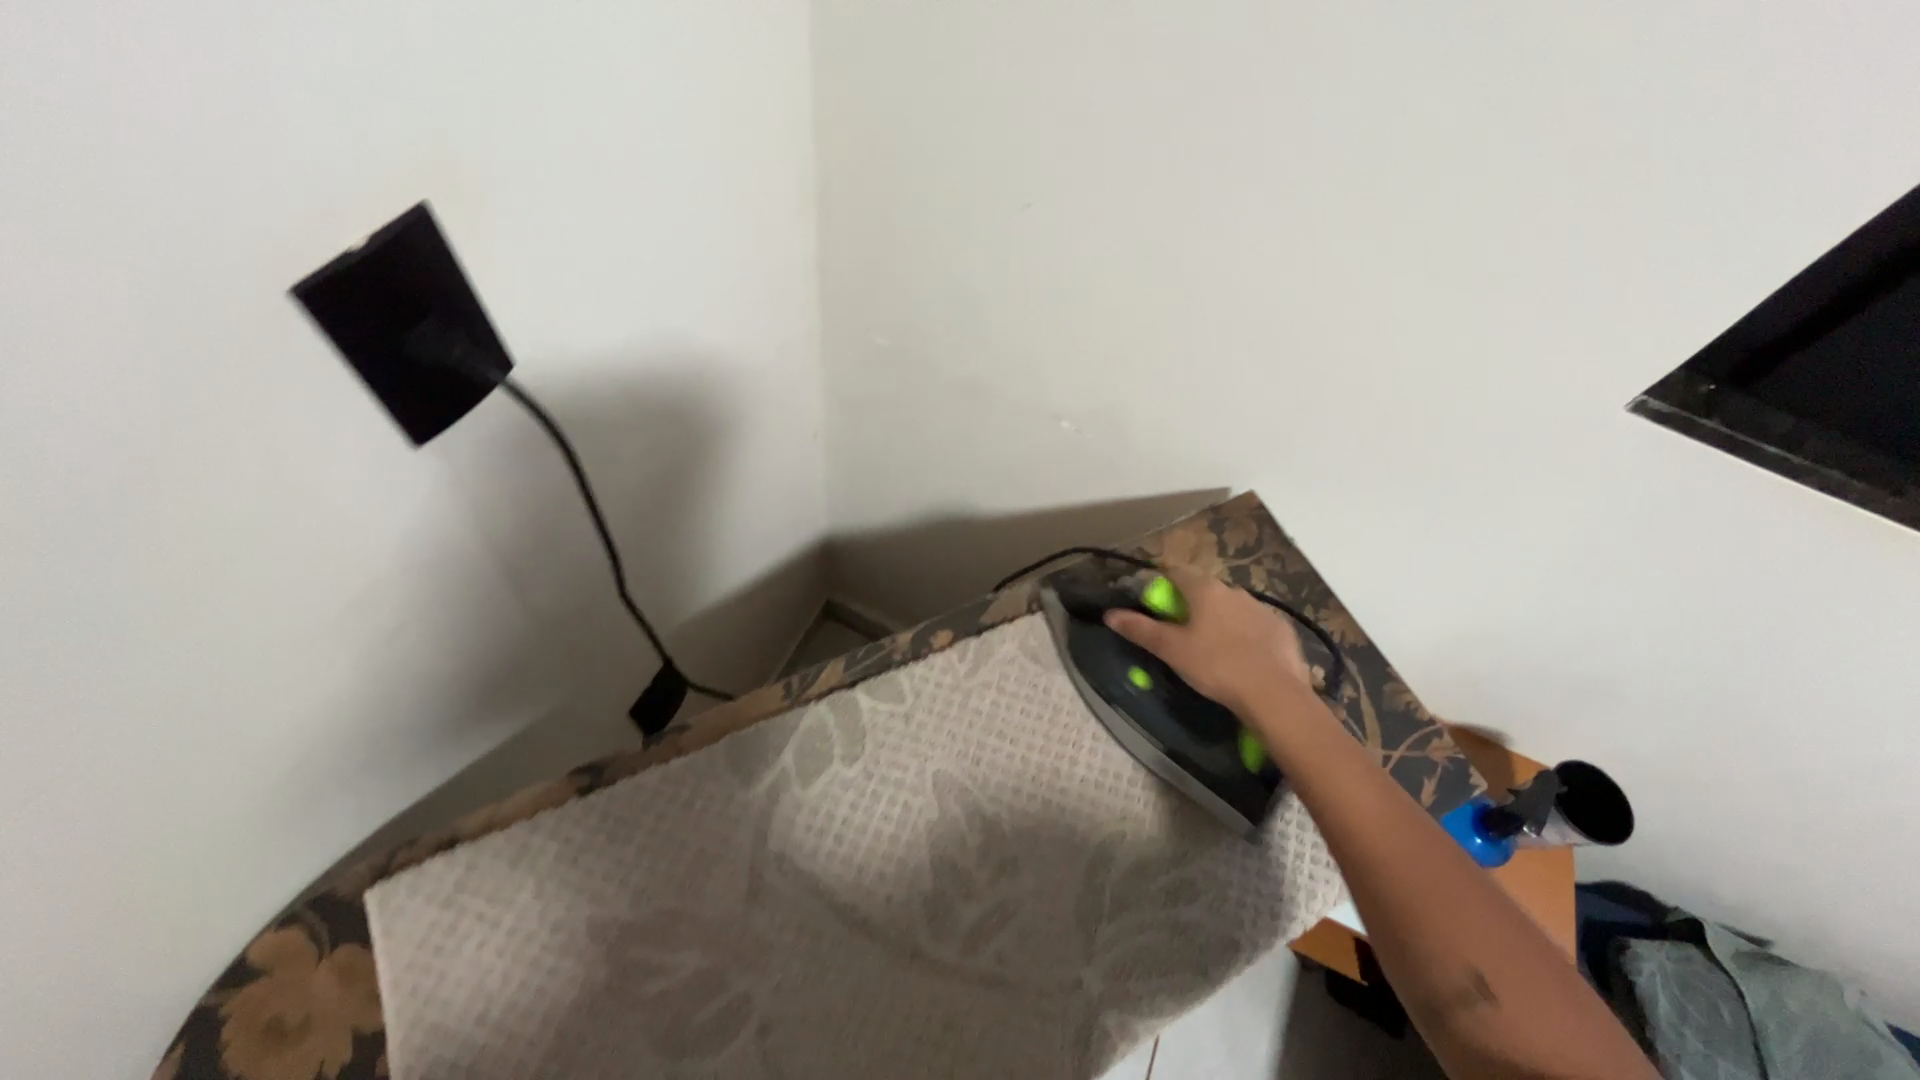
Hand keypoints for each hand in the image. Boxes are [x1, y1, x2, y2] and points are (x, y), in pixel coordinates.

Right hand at [1103, 566, 1314, 718]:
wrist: (1273, 692)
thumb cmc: (1215, 666)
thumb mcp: (1171, 650)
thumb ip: (1140, 629)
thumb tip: (1110, 614)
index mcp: (1205, 590)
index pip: (1176, 573)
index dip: (1161, 583)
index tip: (1154, 601)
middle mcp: (1234, 591)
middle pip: (1205, 590)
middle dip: (1191, 604)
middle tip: (1180, 631)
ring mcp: (1262, 609)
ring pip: (1232, 607)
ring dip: (1219, 619)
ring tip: (1213, 647)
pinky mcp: (1281, 629)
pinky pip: (1255, 625)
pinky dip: (1245, 635)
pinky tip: (1243, 657)